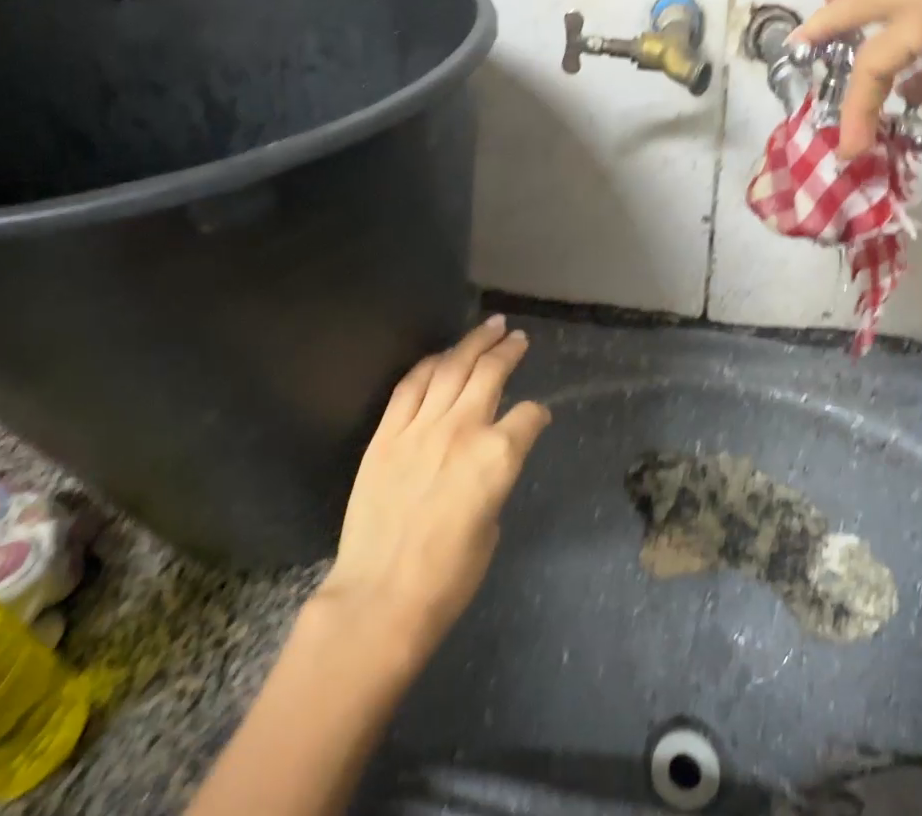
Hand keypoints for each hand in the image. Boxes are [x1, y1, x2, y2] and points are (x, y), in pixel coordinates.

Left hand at [314, 316, 550, 651]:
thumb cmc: (449, 577)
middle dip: (507, 351)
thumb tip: (485, 464)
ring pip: (449, 369)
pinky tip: (440, 357)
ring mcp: (419, 428)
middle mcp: (462, 431)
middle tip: (516, 337)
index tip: (538, 414)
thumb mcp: (492, 525)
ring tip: (487, 328)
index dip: (538, 413)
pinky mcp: (386, 435)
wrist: (382, 594)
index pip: (528, 417)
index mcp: (499, 458)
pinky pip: (409, 387)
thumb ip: (493, 481)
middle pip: (489, 374)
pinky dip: (428, 365)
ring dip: (471, 344)